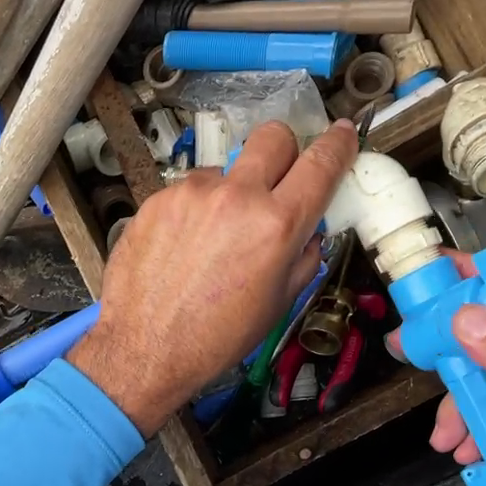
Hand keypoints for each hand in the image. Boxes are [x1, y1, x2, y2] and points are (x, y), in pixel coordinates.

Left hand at [68, 120, 358, 434]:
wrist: (144, 351)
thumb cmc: (214, 339)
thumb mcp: (277, 304)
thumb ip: (303, 256)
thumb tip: (310, 228)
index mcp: (276, 225)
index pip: (321, 163)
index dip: (338, 144)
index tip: (342, 134)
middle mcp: (236, 197)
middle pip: (274, 137)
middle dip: (283, 153)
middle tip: (276, 183)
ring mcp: (191, 194)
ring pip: (225, 171)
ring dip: (231, 193)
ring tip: (213, 240)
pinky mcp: (157, 200)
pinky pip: (187, 193)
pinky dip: (194, 212)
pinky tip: (183, 249)